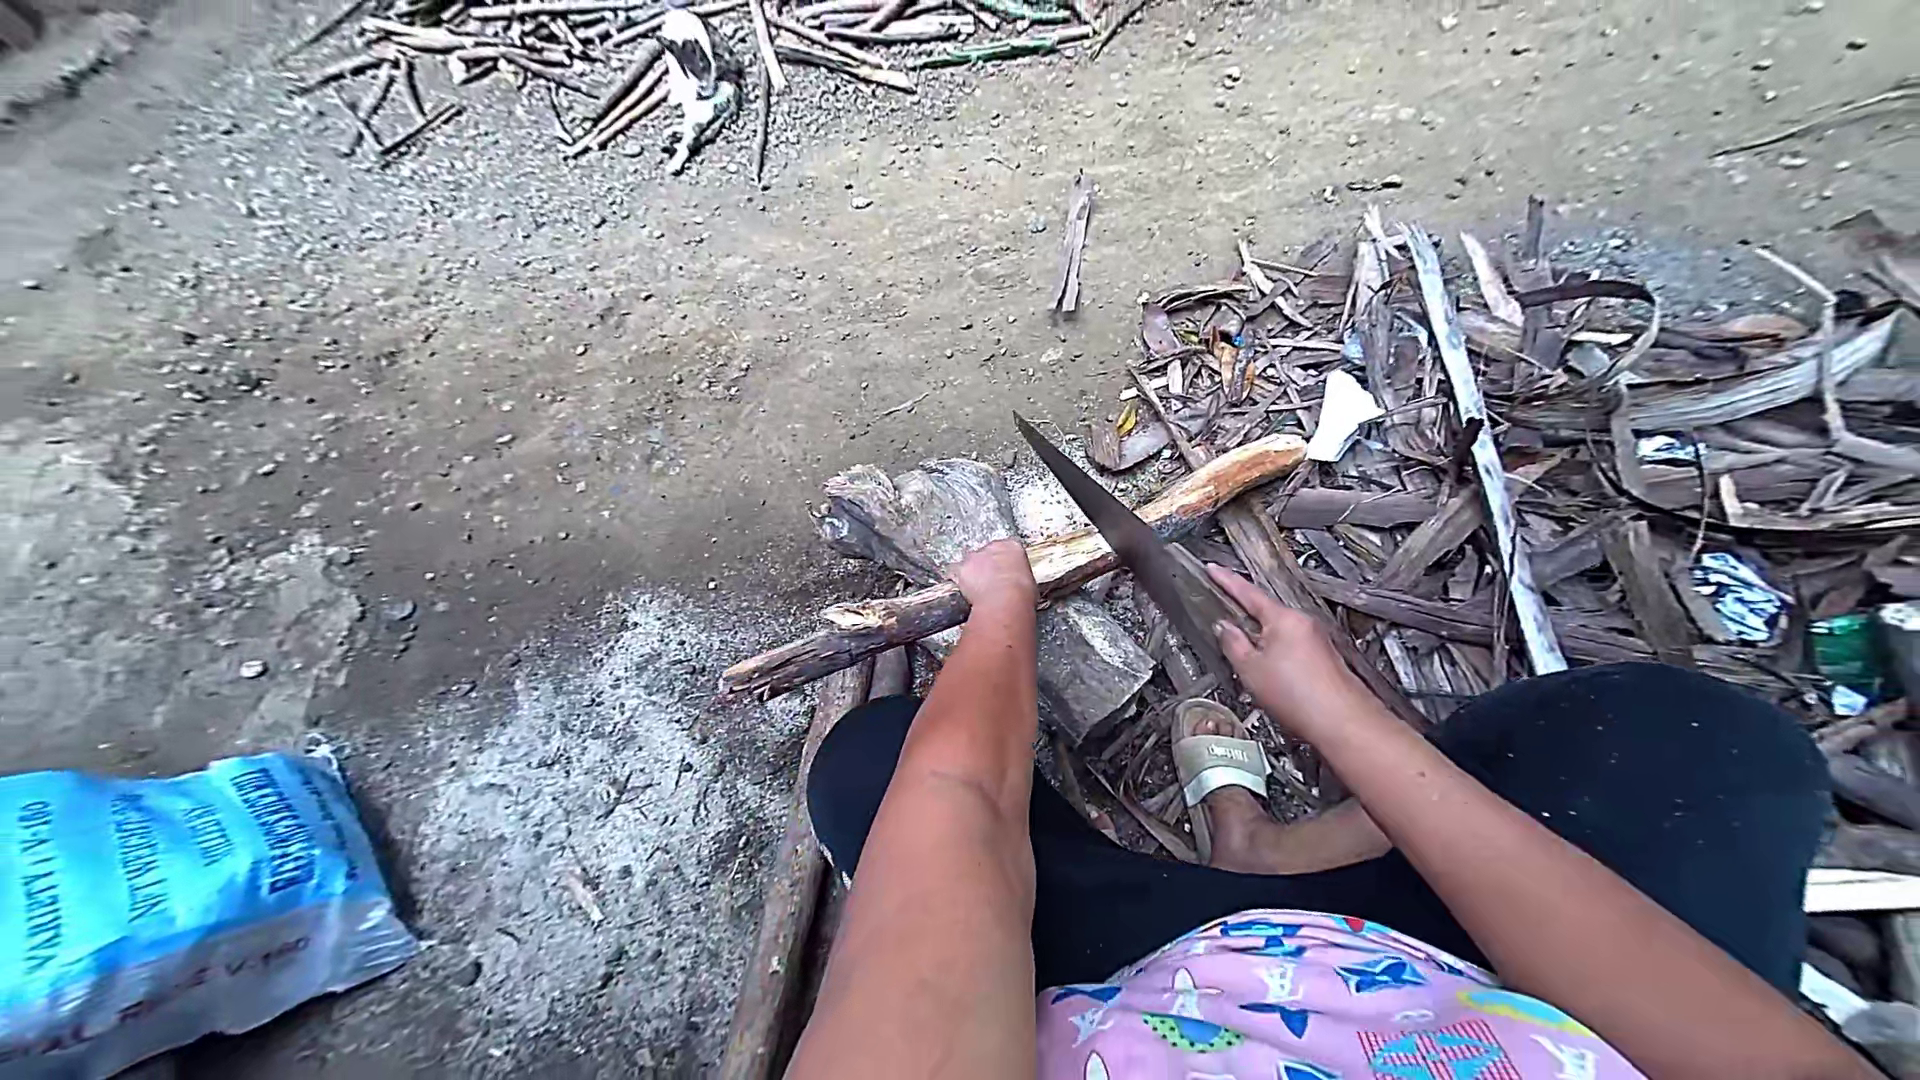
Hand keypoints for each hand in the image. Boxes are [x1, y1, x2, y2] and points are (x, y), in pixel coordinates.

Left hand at [950, 538, 1036, 616]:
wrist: (1005, 601)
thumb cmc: (1021, 594)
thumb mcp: (1029, 581)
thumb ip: (1019, 576)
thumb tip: (1017, 585)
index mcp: (1013, 547)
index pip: (1006, 549)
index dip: (1003, 562)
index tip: (1003, 573)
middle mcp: (992, 547)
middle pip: (985, 554)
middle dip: (985, 566)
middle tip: (989, 583)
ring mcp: (974, 556)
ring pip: (969, 563)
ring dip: (971, 574)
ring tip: (977, 591)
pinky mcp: (961, 568)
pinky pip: (954, 572)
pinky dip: (956, 581)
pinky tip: (963, 592)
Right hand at [1206, 563, 1376, 739]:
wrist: (1343, 724)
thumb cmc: (1301, 696)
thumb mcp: (1249, 668)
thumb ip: (1232, 642)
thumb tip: (1224, 627)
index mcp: (1284, 619)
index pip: (1247, 592)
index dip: (1226, 580)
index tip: (1213, 570)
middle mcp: (1303, 623)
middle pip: (1263, 613)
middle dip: (1242, 620)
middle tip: (1222, 625)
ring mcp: (1316, 640)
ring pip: (1277, 633)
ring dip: (1259, 642)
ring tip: (1247, 663)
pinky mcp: (1323, 658)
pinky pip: (1290, 648)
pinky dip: (1275, 656)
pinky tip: (1270, 676)